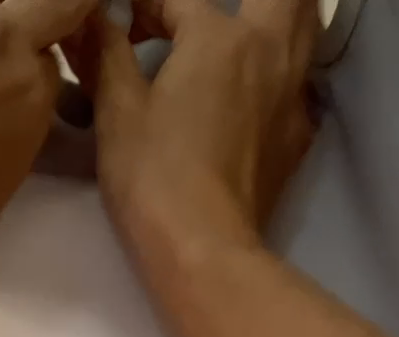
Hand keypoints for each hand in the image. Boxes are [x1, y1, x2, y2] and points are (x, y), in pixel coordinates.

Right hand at [64, 0, 319, 260]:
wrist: (204, 250)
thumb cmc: (153, 179)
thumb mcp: (116, 113)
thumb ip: (106, 55)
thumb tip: (92, 21)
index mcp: (220, 37)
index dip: (145, 7)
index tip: (123, 26)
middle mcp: (269, 52)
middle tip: (200, 21)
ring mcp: (292, 97)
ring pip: (306, 27)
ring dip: (278, 17)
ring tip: (243, 35)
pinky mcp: (296, 140)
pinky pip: (301, 85)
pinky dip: (282, 74)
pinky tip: (256, 94)